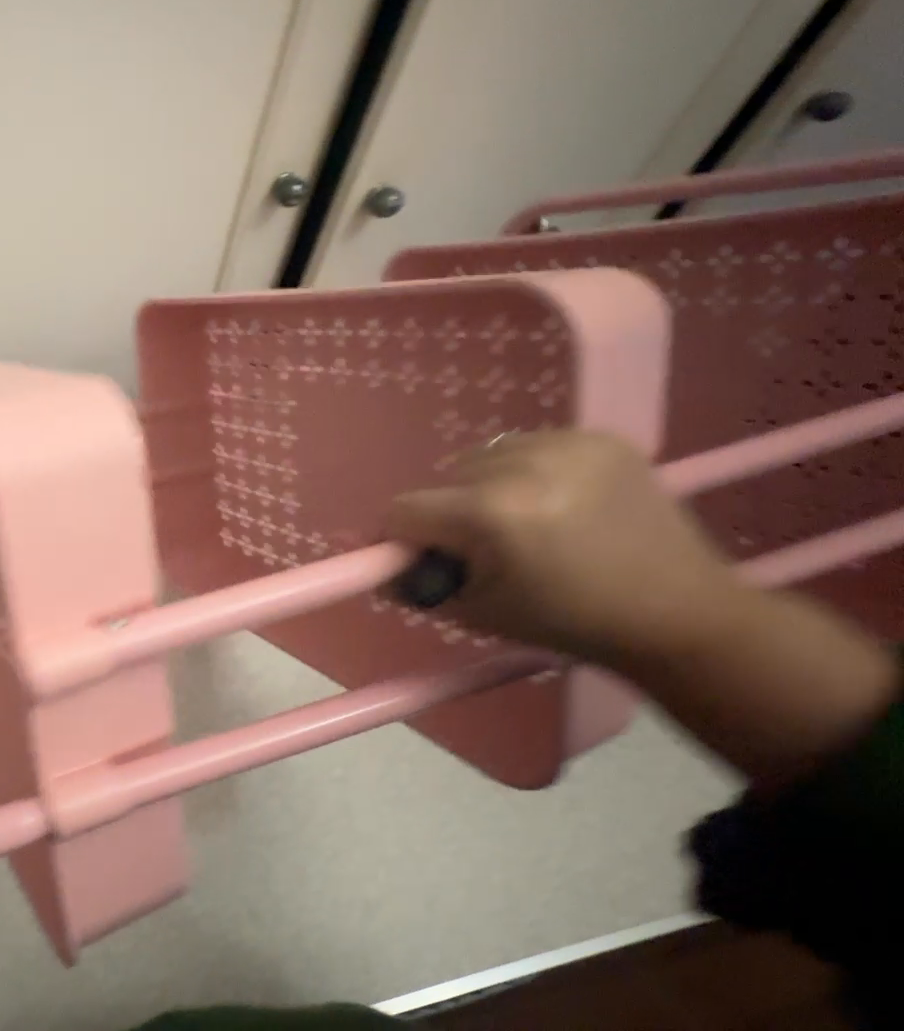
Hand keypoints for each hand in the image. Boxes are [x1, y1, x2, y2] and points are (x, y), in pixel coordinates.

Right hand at [384, 429, 745, 667]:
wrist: (681, 614)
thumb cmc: (568, 621)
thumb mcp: (475, 612)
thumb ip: (414, 586)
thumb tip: (376, 566)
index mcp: (492, 515)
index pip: (402, 510)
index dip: (403, 538)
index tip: (426, 559)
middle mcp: (523, 467)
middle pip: (442, 479)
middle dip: (451, 513)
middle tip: (490, 549)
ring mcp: (566, 445)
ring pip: (481, 458)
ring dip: (484, 487)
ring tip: (526, 522)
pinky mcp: (599, 437)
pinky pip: (526, 445)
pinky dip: (525, 471)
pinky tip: (558, 502)